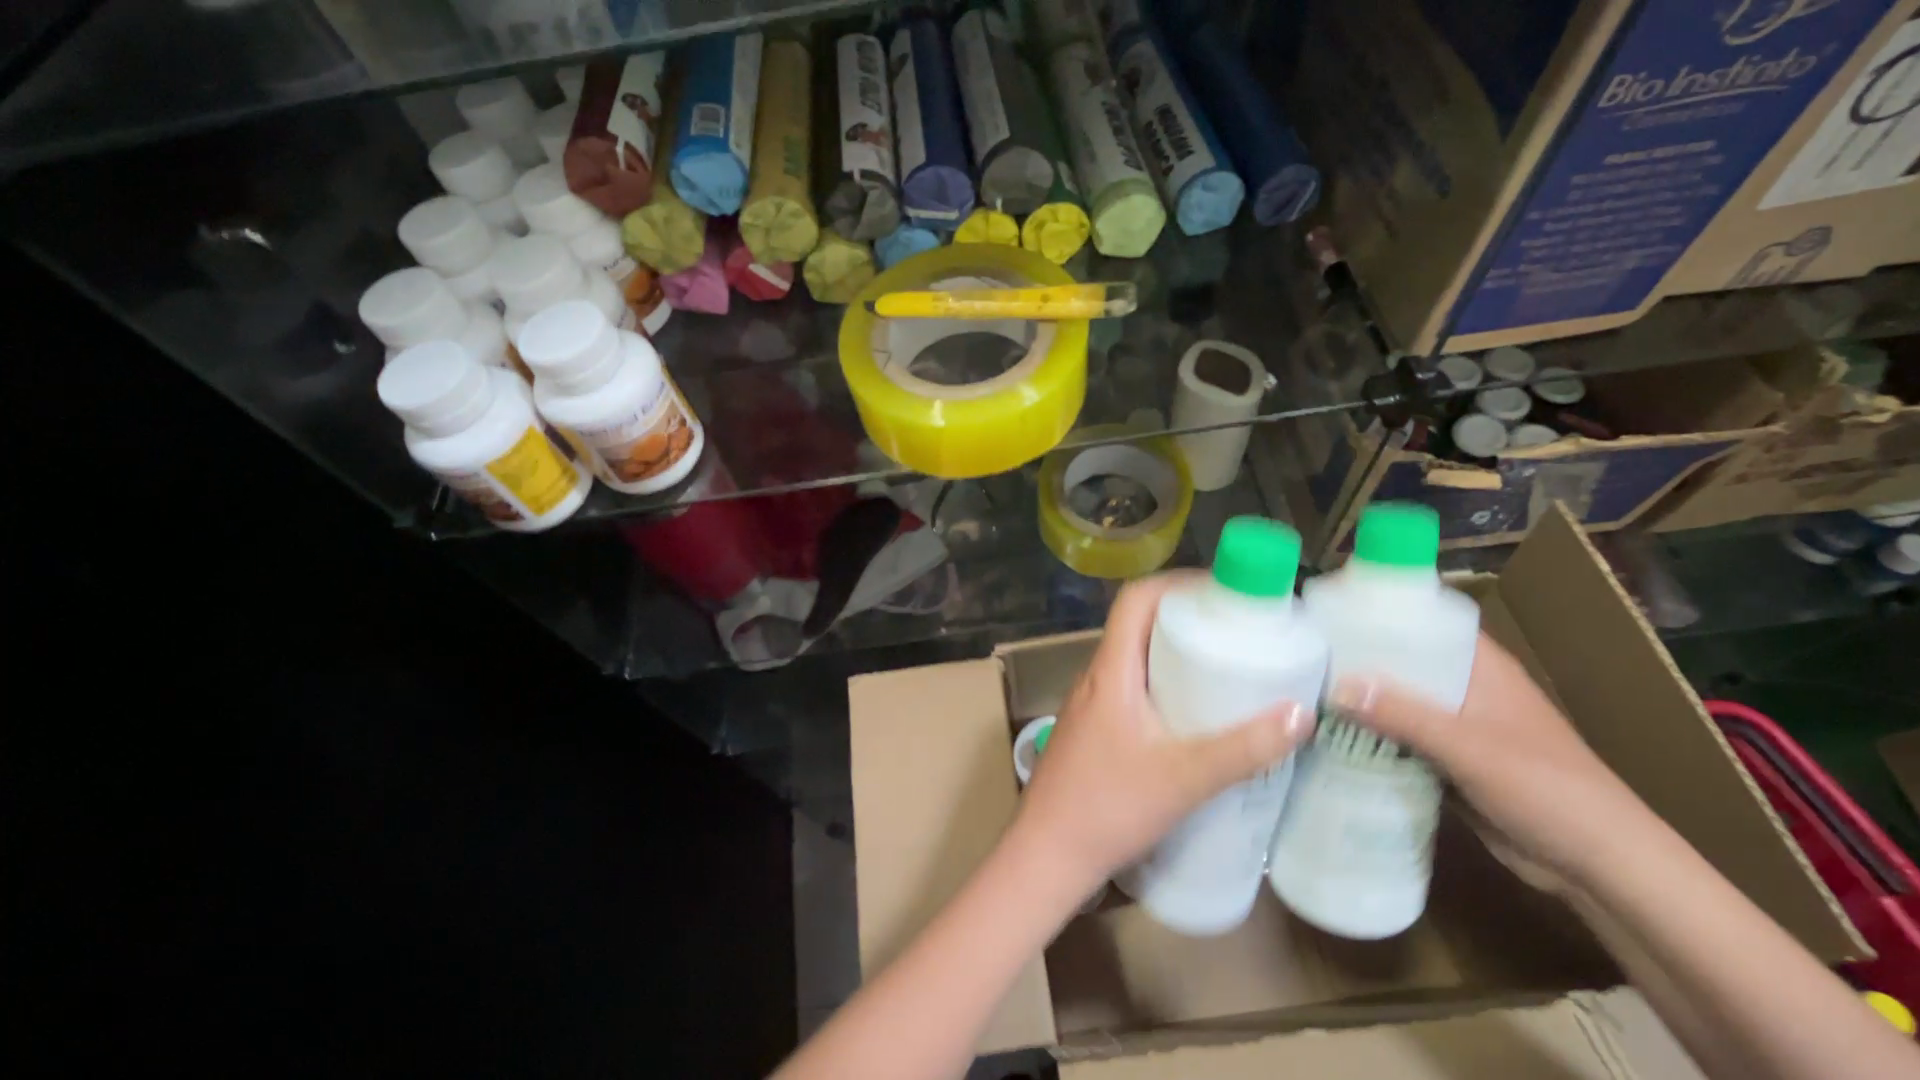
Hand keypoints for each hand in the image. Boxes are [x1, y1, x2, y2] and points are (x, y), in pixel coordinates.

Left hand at [1013, 571, 1315, 888]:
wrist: (1046, 858)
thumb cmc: (1107, 808)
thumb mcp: (1184, 778)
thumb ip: (1243, 749)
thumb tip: (1301, 714)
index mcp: (1110, 672)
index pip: (1135, 600)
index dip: (1178, 584)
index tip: (1225, 593)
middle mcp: (1096, 680)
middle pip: (1140, 628)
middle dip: (1189, 621)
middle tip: (1239, 633)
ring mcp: (1090, 709)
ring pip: (1137, 663)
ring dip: (1177, 658)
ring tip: (1228, 671)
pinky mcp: (1093, 736)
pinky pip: (1133, 694)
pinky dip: (1166, 691)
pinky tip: (1197, 721)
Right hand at [1328, 633, 1646, 880]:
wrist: (1596, 862)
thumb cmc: (1544, 787)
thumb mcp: (1469, 747)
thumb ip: (1403, 715)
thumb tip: (1334, 685)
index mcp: (1480, 667)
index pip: (1421, 622)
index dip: (1376, 614)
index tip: (1321, 611)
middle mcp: (1465, 690)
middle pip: (1401, 665)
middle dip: (1354, 663)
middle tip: (1295, 658)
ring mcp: (1457, 729)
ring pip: (1397, 707)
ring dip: (1358, 706)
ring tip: (1297, 696)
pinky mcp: (1449, 766)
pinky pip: (1399, 745)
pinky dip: (1369, 743)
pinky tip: (1326, 743)